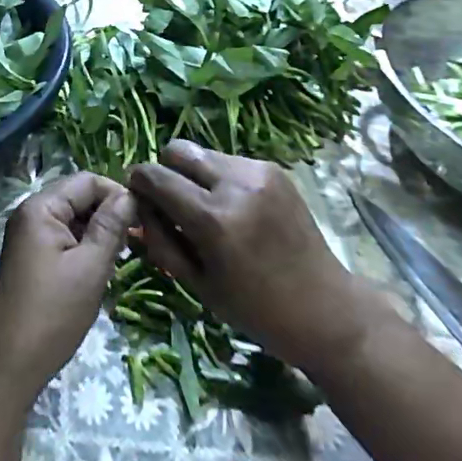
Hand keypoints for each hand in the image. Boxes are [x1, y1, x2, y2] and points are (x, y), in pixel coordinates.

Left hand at [0, 172, 136, 399]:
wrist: (12, 358)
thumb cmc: (54, 312)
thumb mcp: (91, 267)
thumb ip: (111, 226)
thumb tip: (130, 195)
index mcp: (40, 208)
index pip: (86, 181)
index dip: (118, 194)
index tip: (147, 219)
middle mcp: (30, 213)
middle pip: (78, 196)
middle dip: (109, 212)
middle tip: (141, 240)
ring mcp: (28, 234)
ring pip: (73, 218)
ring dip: (100, 230)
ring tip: (127, 254)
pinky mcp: (31, 255)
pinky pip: (64, 236)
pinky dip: (85, 245)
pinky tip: (103, 265)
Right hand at [126, 140, 390, 374]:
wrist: (326, 310)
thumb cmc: (254, 308)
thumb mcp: (194, 282)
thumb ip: (158, 239)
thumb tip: (135, 206)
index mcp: (212, 219)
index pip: (153, 175)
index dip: (138, 184)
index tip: (141, 200)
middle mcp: (236, 185)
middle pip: (176, 150)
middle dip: (166, 171)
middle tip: (173, 202)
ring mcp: (260, 173)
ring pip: (202, 152)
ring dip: (193, 174)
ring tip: (206, 207)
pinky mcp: (275, 171)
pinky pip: (228, 161)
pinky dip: (219, 178)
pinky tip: (233, 208)